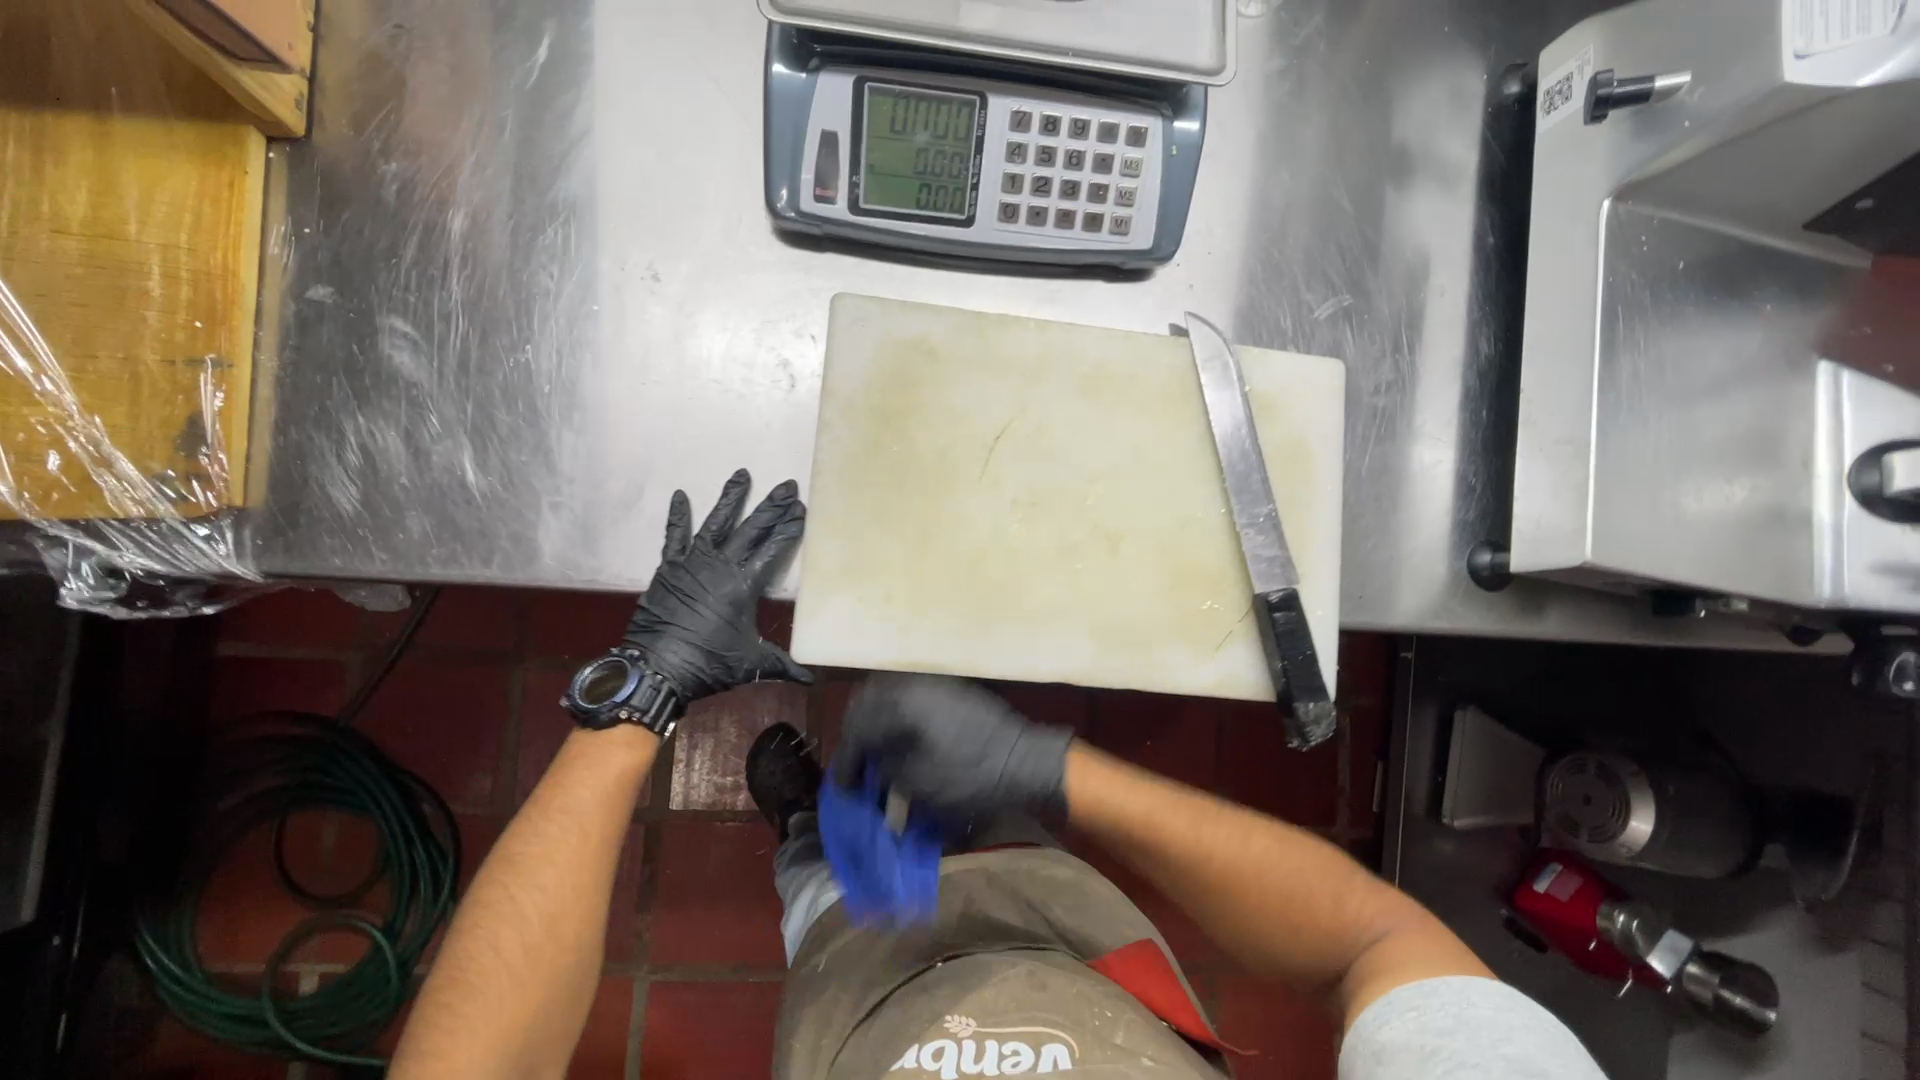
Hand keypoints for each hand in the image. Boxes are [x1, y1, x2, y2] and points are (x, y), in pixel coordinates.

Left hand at [623, 469, 811, 699]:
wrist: (657, 668)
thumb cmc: (709, 663)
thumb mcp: (751, 664)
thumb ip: (782, 665)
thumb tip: (811, 680)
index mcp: (744, 585)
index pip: (773, 550)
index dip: (789, 529)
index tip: (802, 509)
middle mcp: (721, 566)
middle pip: (751, 529)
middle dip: (771, 507)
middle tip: (787, 485)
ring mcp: (692, 563)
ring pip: (716, 523)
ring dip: (730, 499)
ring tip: (742, 473)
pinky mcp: (669, 568)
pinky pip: (675, 537)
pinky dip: (678, 517)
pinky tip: (680, 495)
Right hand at [833, 674, 1072, 818]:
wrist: (1025, 761)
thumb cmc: (972, 776)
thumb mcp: (918, 783)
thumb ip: (885, 770)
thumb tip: (871, 767)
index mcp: (902, 700)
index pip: (859, 726)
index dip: (847, 760)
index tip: (844, 787)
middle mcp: (914, 683)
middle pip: (869, 701)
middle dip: (857, 733)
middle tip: (856, 765)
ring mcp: (936, 682)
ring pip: (889, 695)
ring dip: (876, 721)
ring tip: (875, 752)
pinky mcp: (952, 690)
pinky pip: (911, 698)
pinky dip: (898, 718)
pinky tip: (901, 740)